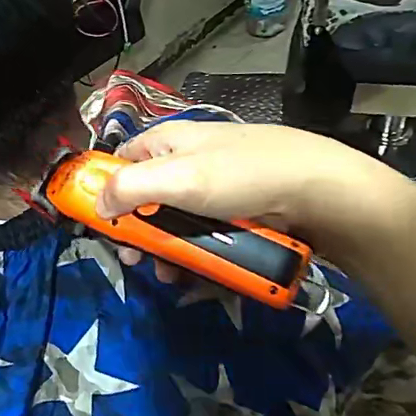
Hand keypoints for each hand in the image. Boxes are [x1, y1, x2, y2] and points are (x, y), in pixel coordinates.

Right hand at [97, 121, 408, 245]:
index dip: (107, 190)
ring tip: (171, 275)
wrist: (318, 190)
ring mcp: (215, 187)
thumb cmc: (244, 176)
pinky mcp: (237, 211)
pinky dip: (197, 252)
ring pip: (176, 221)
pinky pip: (204, 234)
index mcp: (169, 141)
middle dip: (140, 232)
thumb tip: (97, 205)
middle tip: (138, 261)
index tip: (103, 225)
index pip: (122, 160)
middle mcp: (189, 160)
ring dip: (167, 250)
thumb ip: (131, 188)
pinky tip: (197, 273)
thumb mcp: (181, 177)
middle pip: (147, 197)